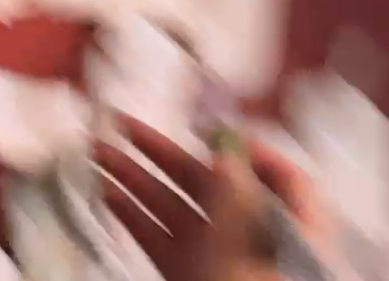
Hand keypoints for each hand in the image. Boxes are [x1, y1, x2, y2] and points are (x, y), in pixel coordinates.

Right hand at [93, 118, 335, 280]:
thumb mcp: (249, 241)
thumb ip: (235, 190)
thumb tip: (225, 144)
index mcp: (293, 234)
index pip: (286, 182)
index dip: (251, 151)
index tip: (203, 129)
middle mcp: (256, 244)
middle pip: (210, 186)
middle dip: (161, 153)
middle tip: (117, 124)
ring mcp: (220, 265)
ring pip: (175, 208)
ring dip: (133, 177)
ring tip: (95, 152)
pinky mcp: (190, 279)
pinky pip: (158, 238)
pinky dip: (131, 214)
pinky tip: (103, 192)